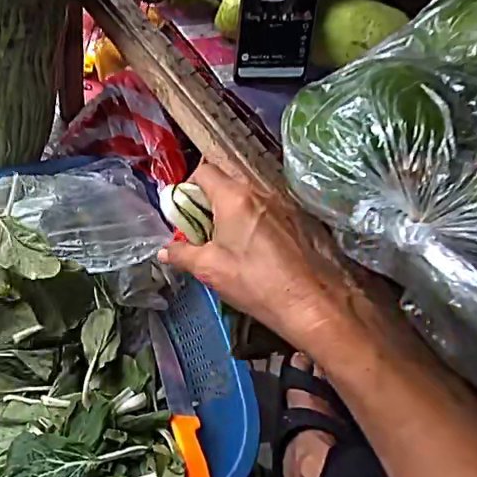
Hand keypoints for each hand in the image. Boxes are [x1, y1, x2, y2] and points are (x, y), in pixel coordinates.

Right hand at [160, 163, 418, 364]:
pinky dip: (254, 224)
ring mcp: (283, 205)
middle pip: (226, 185)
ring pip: (247, 200)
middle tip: (201, 233)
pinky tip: (254, 253)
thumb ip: (182, 255)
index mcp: (234, 198)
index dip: (188, 188)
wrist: (311, 304)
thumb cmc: (256, 283)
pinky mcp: (298, 221)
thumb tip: (164, 252)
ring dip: (231, 215)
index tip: (184, 214)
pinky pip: (267, 213)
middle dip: (208, 205)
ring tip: (227, 246)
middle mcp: (260, 193)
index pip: (204, 171)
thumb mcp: (209, 269)